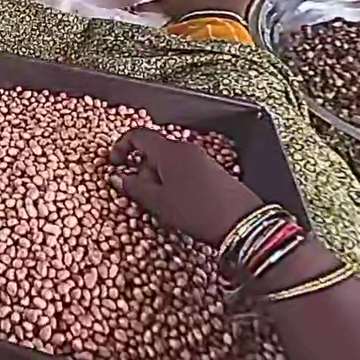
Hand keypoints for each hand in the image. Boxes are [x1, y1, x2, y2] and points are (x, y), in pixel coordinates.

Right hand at [108, 128, 262, 244]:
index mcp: (169, 151)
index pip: (137, 135)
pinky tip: (178, 203)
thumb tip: (117, 177)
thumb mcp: (158, 202)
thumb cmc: (197, 211)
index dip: (121, 147)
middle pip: (153, 150)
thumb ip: (134, 187)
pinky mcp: (213, 171)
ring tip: (160, 202)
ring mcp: (201, 159)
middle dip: (141, 168)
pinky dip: (173, 181)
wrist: (245, 224)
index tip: (115, 164)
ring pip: (168, 161)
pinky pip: (183, 169)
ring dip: (157, 177)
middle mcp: (185, 150)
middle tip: (140, 192)